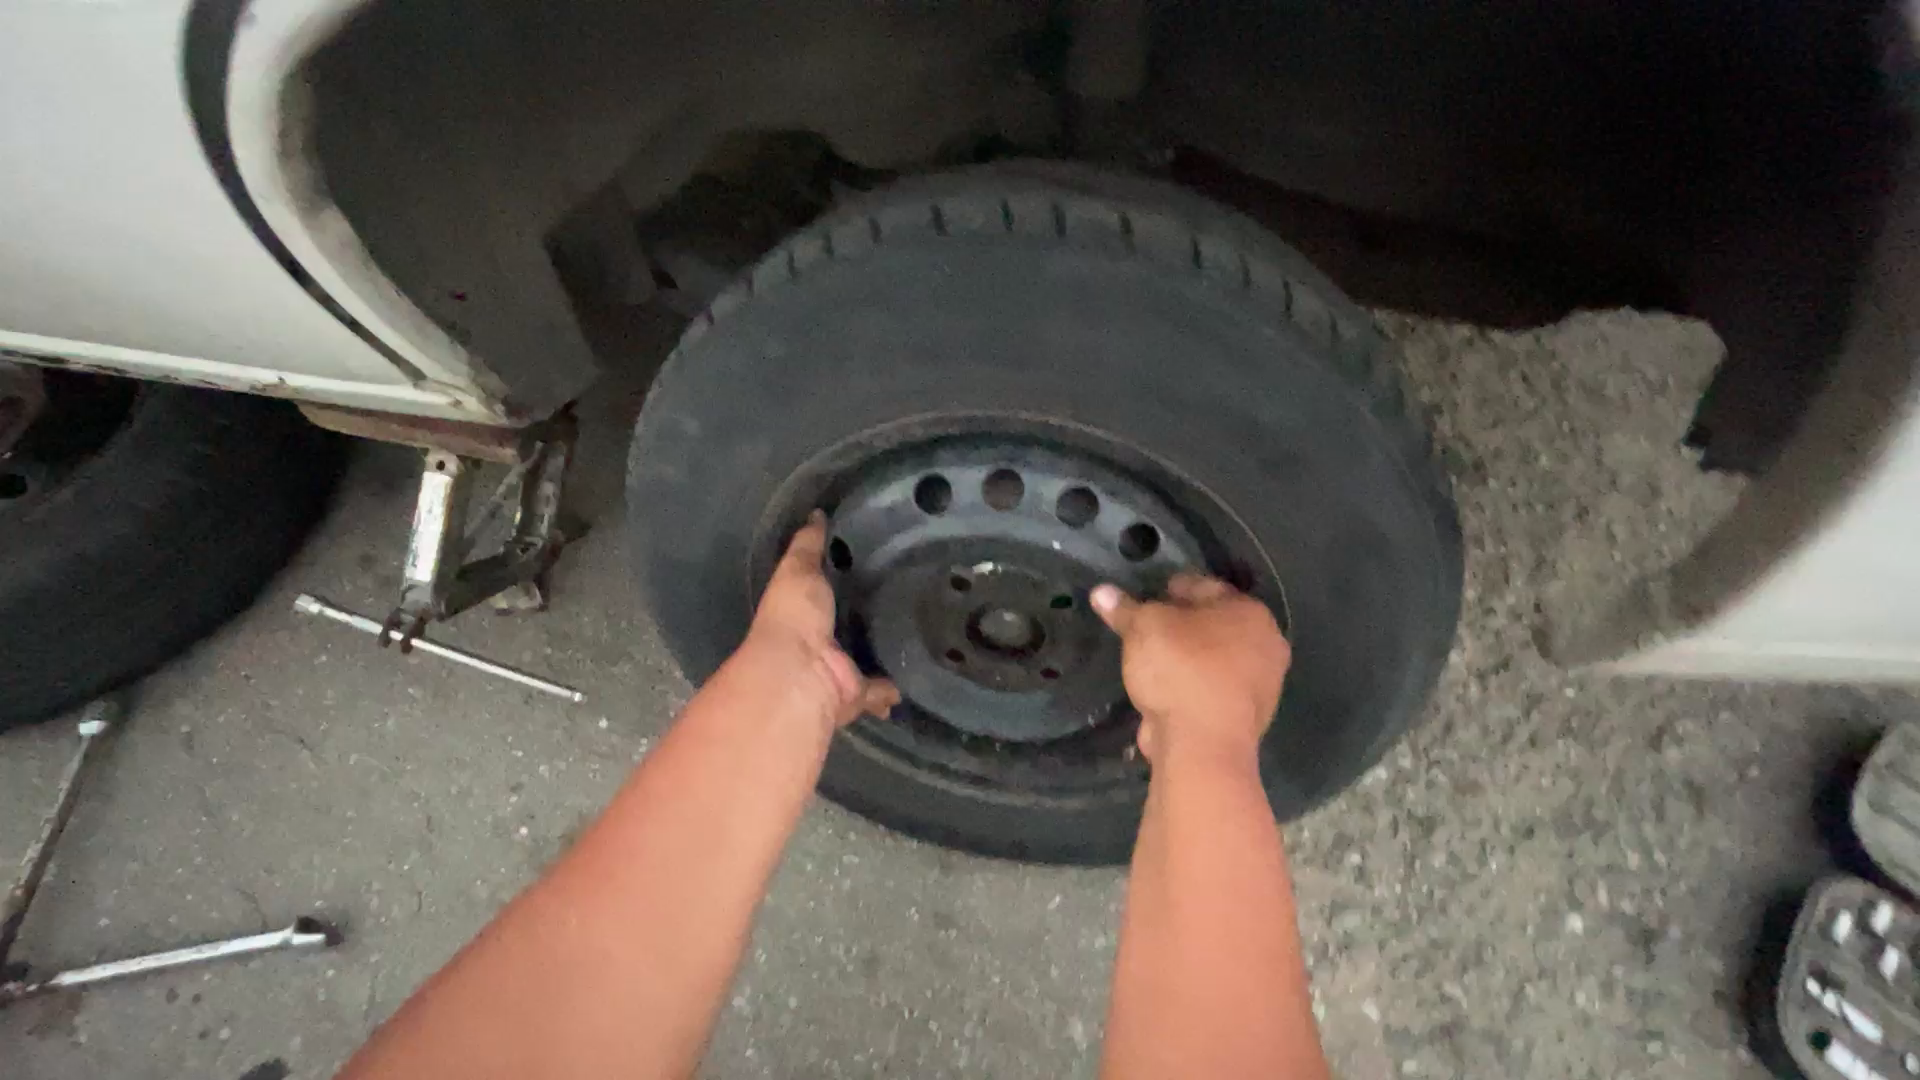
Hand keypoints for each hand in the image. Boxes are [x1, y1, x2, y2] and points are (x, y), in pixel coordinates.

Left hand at [743, 511, 899, 730]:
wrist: (800, 673)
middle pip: (849, 623)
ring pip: (867, 655)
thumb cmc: (795, 617)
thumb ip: (809, 545)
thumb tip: (817, 513)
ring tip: (918, 629)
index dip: (846, 575)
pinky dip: (897, 686)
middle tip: (907, 592)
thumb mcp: (799, 569)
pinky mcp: (859, 691)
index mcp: (805, 609)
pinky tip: (920, 671)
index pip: (829, 587)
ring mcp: (840, 667)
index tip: (876, 557)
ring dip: (885, 649)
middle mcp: (822, 639)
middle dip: (870, 614)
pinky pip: (883, 688)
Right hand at [1090, 574, 1289, 767]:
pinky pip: (1211, 690)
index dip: (1172, 587)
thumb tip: (1101, 592)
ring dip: (1188, 657)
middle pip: (1214, 624)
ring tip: (1153, 660)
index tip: (1148, 596)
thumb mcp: (1143, 628)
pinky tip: (1165, 690)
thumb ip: (1124, 609)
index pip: (1204, 586)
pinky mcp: (1245, 718)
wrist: (1203, 744)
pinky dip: (1191, 687)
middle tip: (1149, 627)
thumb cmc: (1180, 668)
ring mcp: (1261, 685)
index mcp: (1250, 611)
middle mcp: (1266, 644)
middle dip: (1183, 624)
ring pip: (1214, 659)